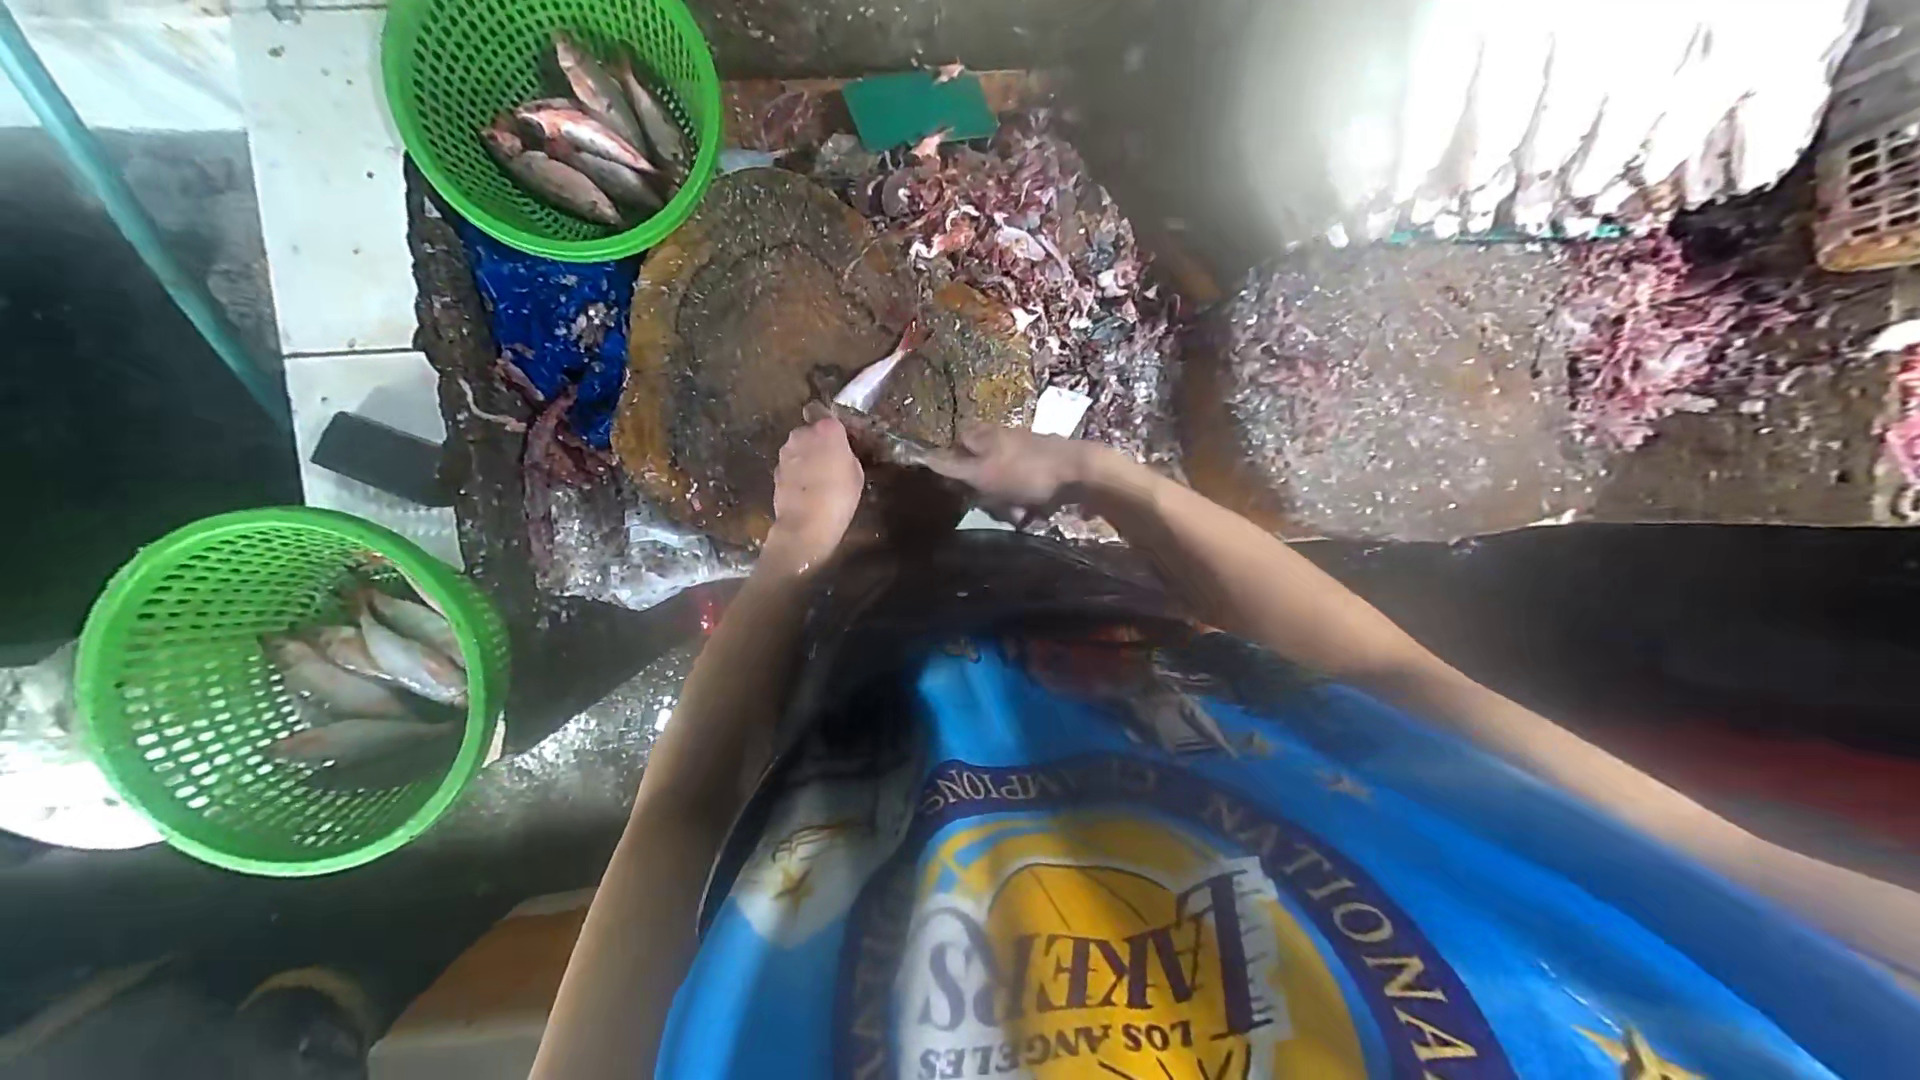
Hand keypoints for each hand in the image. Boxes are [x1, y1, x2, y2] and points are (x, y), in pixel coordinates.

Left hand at [764, 415, 864, 573]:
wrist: (806, 524)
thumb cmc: (840, 496)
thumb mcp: (856, 471)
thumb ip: (845, 453)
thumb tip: (837, 452)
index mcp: (826, 429)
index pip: (821, 410)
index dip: (828, 423)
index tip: (837, 437)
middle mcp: (801, 434)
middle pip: (809, 431)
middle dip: (816, 441)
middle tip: (830, 460)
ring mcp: (785, 452)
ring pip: (798, 448)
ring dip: (805, 457)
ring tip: (818, 478)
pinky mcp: (775, 470)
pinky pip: (790, 466)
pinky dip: (797, 473)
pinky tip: (806, 490)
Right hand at [926, 423, 1110, 514]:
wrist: (1083, 474)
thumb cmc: (1027, 473)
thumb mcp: (982, 473)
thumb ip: (952, 466)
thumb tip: (922, 455)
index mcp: (987, 436)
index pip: (959, 441)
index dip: (954, 463)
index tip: (957, 485)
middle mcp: (1006, 440)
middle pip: (982, 467)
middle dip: (986, 492)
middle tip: (992, 505)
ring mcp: (1029, 453)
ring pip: (1006, 483)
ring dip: (1009, 503)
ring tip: (1019, 516)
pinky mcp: (1049, 469)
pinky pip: (1029, 490)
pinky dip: (1029, 504)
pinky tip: (1036, 514)